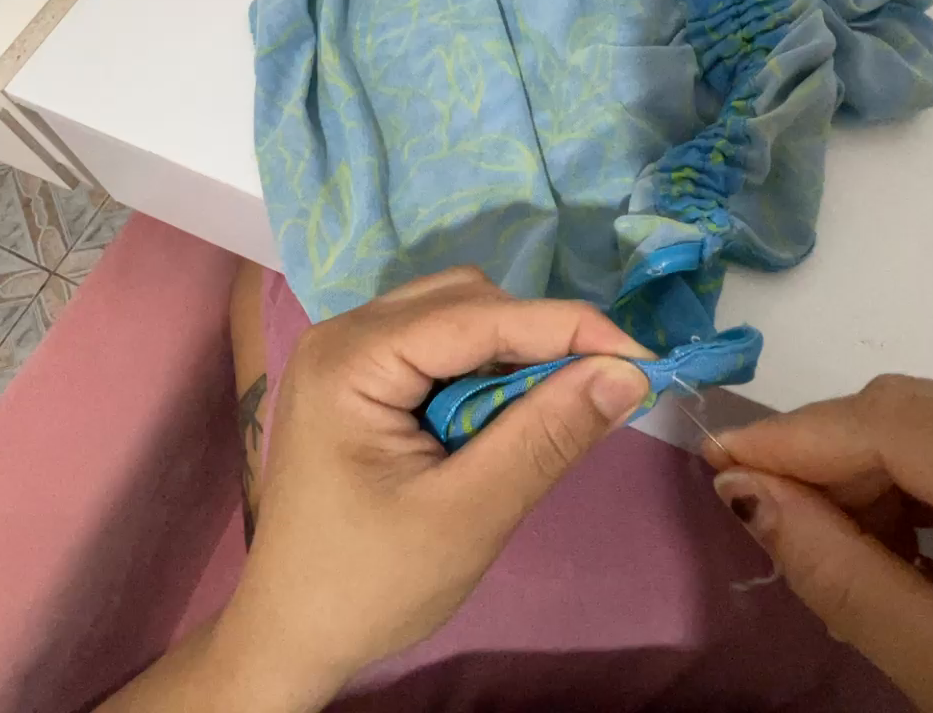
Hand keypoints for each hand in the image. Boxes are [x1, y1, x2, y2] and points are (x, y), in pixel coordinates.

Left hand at [101, 267, 651, 712]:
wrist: (291, 631)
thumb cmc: (369, 583)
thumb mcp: (468, 515)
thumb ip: (546, 437)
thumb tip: (625, 373)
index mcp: (351, 358)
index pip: (476, 314)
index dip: (565, 326)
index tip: (642, 358)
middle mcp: (344, 332)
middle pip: (464, 301)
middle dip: (536, 338)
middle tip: (592, 394)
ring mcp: (348, 350)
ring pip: (455, 315)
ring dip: (511, 353)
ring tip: (542, 413)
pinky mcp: (360, 373)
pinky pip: (437, 344)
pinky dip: (482, 368)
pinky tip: (499, 413)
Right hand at [706, 375, 932, 712]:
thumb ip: (840, 577)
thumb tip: (736, 485)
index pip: (914, 427)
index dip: (802, 433)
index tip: (718, 459)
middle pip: (926, 410)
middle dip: (831, 453)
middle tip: (775, 509)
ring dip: (869, 460)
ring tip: (848, 532)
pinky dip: (915, 469)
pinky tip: (907, 526)